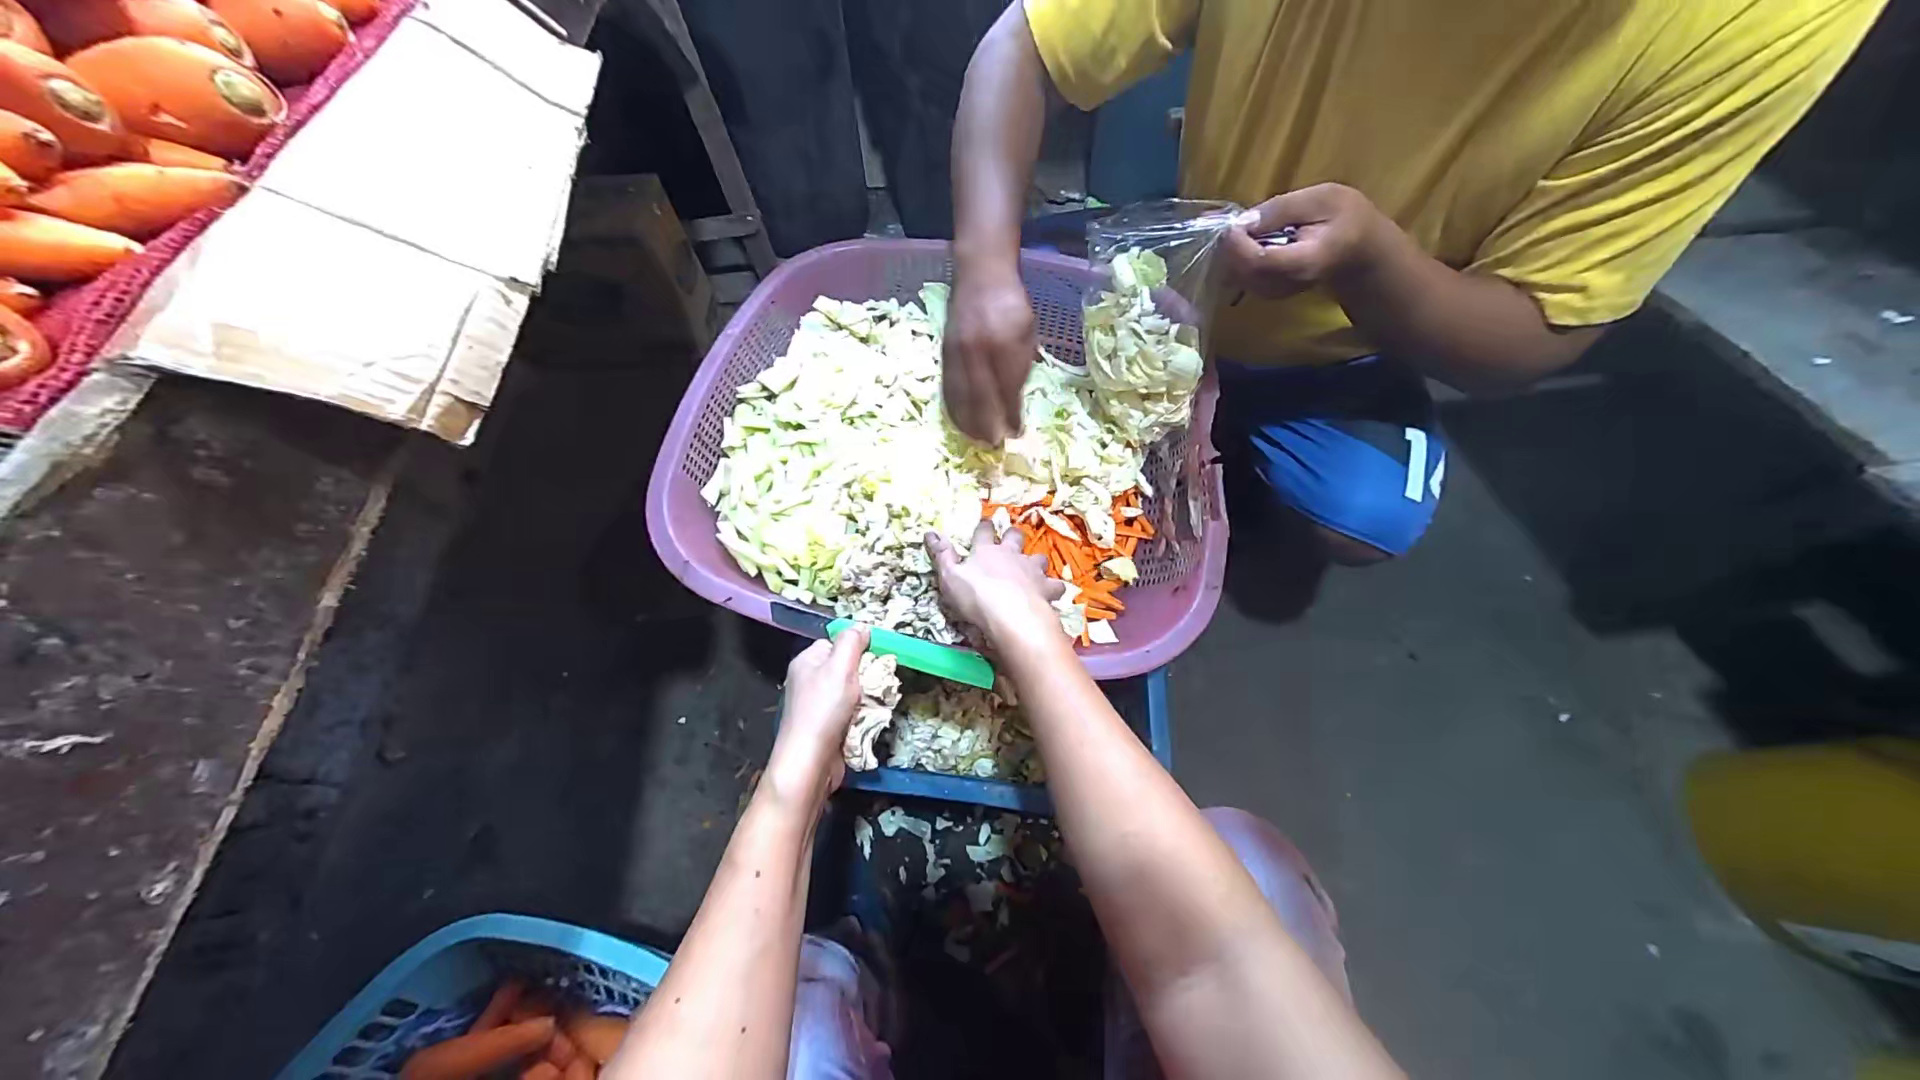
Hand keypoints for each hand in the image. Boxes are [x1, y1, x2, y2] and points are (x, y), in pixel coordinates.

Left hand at [764, 626, 868, 809]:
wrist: (810, 762)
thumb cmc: (824, 709)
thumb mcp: (840, 667)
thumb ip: (851, 642)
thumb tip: (861, 626)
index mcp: (807, 661)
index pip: (835, 643)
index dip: (856, 648)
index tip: (874, 658)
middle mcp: (809, 680)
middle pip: (846, 668)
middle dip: (865, 675)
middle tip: (878, 683)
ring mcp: (817, 705)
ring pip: (852, 692)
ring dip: (867, 698)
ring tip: (874, 705)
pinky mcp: (826, 727)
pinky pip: (850, 713)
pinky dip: (861, 716)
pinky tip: (867, 722)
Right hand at [926, 521, 1063, 650]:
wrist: (1011, 614)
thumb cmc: (975, 595)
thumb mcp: (950, 576)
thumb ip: (941, 555)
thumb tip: (929, 532)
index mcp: (986, 550)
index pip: (984, 531)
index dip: (985, 527)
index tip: (986, 523)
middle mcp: (1011, 555)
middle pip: (1015, 537)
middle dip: (1014, 536)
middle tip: (1013, 538)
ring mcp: (1032, 570)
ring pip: (1038, 558)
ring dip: (1037, 562)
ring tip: (1035, 568)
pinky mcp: (1047, 588)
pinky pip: (1055, 585)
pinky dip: (1054, 588)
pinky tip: (1053, 593)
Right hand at [942, 268, 1035, 443]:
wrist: (980, 275)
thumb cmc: (1011, 304)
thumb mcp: (1028, 332)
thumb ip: (1022, 364)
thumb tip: (1015, 399)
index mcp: (1004, 344)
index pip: (1007, 389)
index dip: (1010, 414)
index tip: (1015, 432)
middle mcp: (977, 350)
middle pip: (981, 397)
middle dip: (987, 425)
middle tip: (993, 445)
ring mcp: (957, 352)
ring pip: (960, 395)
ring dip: (967, 422)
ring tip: (975, 440)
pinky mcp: (945, 353)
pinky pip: (948, 387)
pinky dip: (954, 407)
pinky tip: (959, 421)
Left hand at [1222, 183, 1392, 299]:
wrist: (1357, 252)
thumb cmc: (1346, 219)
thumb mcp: (1324, 198)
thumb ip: (1283, 209)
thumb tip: (1243, 222)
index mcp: (1304, 262)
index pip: (1258, 262)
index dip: (1238, 244)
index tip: (1234, 224)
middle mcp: (1284, 285)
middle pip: (1242, 273)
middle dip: (1231, 248)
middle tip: (1236, 224)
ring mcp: (1273, 293)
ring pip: (1237, 277)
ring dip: (1232, 254)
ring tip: (1246, 231)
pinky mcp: (1266, 292)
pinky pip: (1240, 278)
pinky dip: (1237, 260)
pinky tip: (1249, 243)